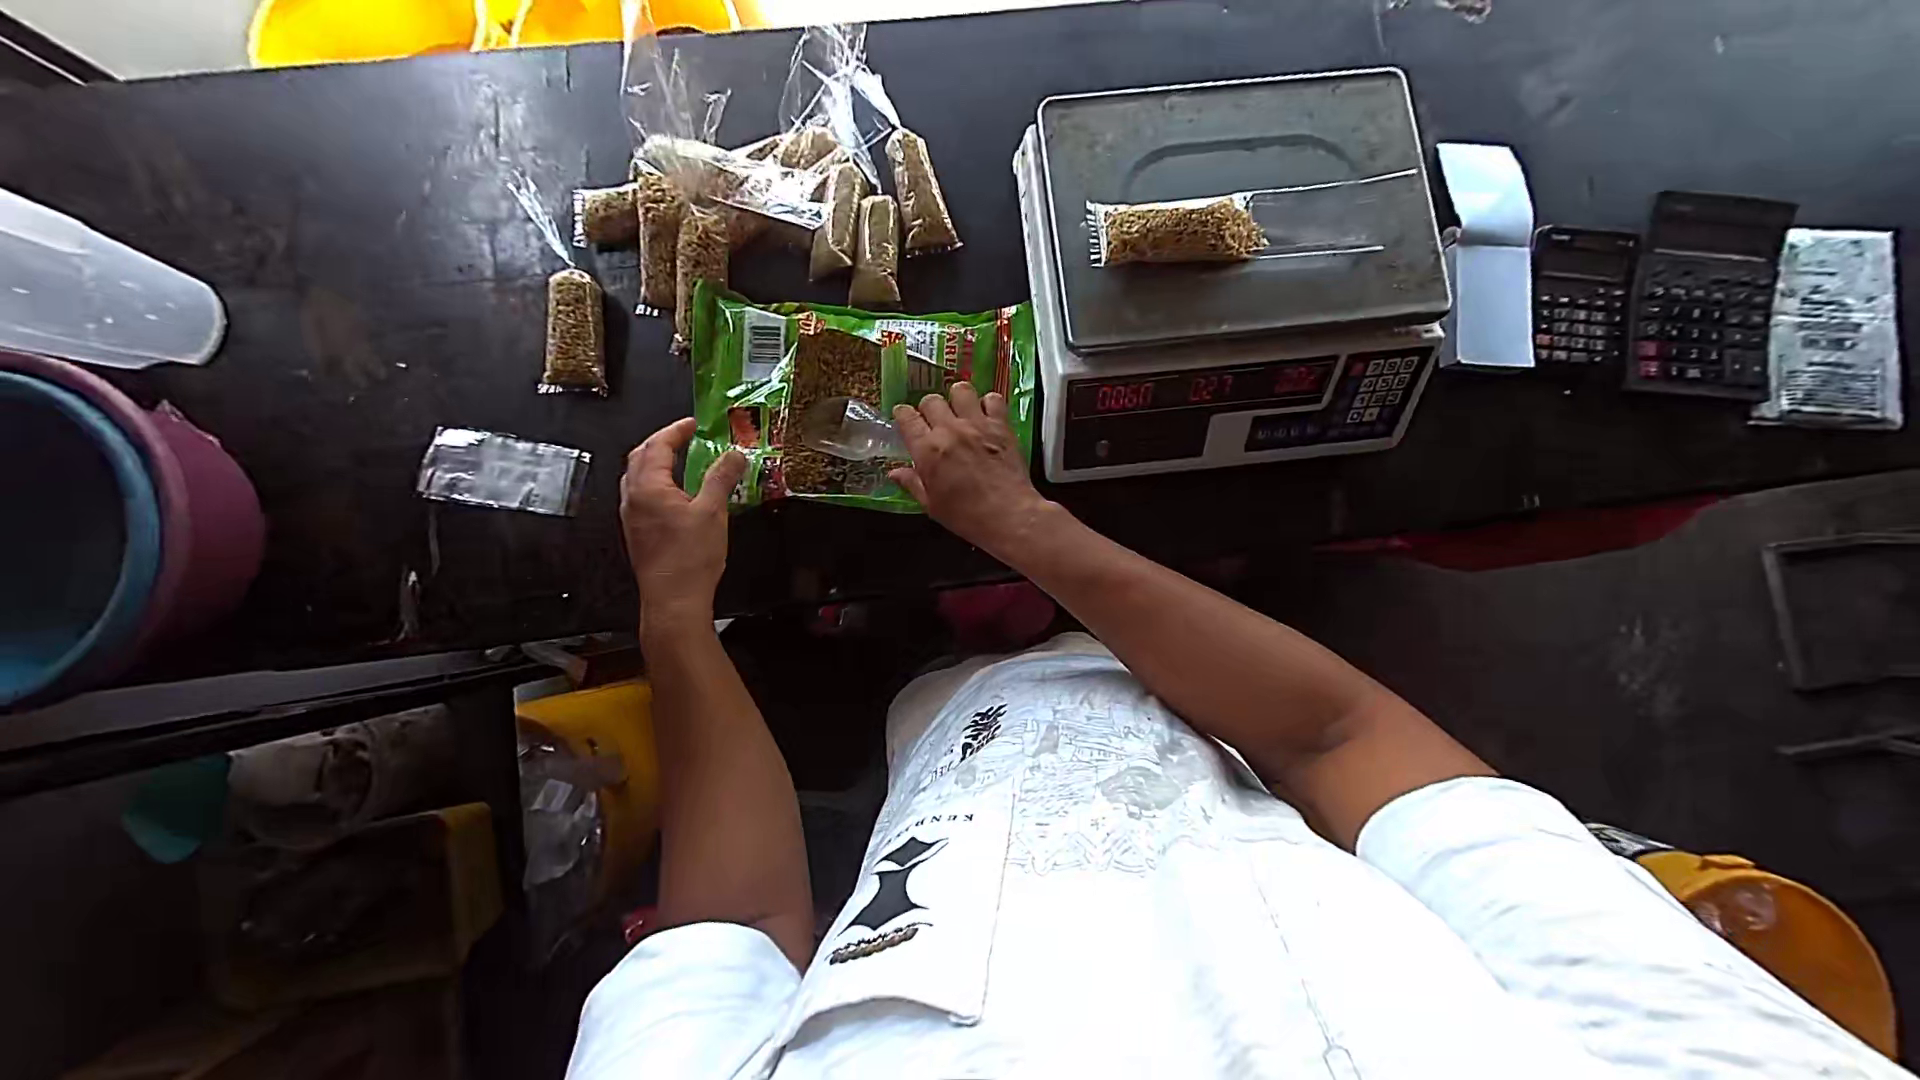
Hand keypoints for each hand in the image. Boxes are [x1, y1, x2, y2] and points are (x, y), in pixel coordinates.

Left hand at [620, 417, 744, 623]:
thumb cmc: (691, 557)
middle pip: (641, 457)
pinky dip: (658, 483)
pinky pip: (643, 496)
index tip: (694, 424)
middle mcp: (633, 498)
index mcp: (648, 487)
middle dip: (663, 442)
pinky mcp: (638, 532)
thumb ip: (721, 478)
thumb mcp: (713, 512)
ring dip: (658, 462)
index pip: (657, 445)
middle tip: (686, 437)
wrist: (674, 599)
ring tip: (682, 460)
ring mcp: (632, 516)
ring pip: (639, 477)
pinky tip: (677, 493)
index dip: (676, 430)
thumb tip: (734, 455)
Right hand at [890, 382, 1054, 558]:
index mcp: (927, 451)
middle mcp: (950, 431)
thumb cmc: (967, 516)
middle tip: (932, 420)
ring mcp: (977, 425)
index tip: (904, 417)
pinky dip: (988, 403)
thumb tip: (895, 473)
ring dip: (956, 398)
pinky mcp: (1000, 426)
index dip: (902, 415)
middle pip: (931, 401)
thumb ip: (913, 483)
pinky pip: (992, 399)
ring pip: (960, 390)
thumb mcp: (932, 505)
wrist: (1008, 516)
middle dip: (928, 408)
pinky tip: (986, 414)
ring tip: (959, 410)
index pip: (907, 418)